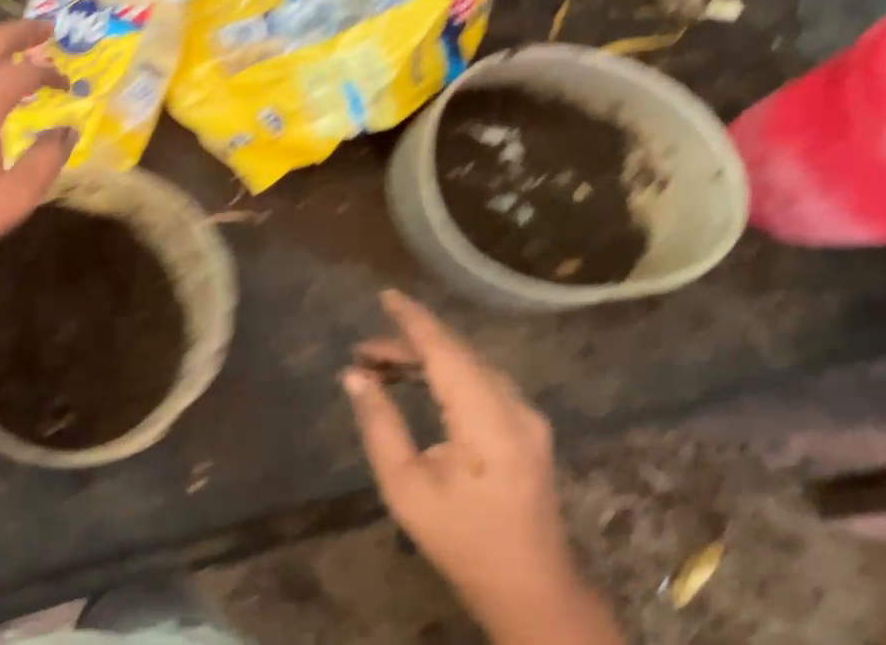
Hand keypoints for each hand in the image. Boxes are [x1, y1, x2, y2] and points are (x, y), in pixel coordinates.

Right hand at [343, 291, 586, 634]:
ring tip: (380, 364)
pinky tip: (417, 379)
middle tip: (362, 352)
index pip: (447, 354)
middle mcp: (517, 412)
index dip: (414, 322)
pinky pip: (483, 381)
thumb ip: (379, 424)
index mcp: (488, 425)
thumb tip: (355, 375)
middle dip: (410, 341)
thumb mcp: (404, 486)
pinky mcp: (528, 430)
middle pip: (460, 355)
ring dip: (426, 356)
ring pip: (472, 365)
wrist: (530, 589)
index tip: (385, 296)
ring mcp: (529, 421)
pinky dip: (446, 370)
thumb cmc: (461, 539)